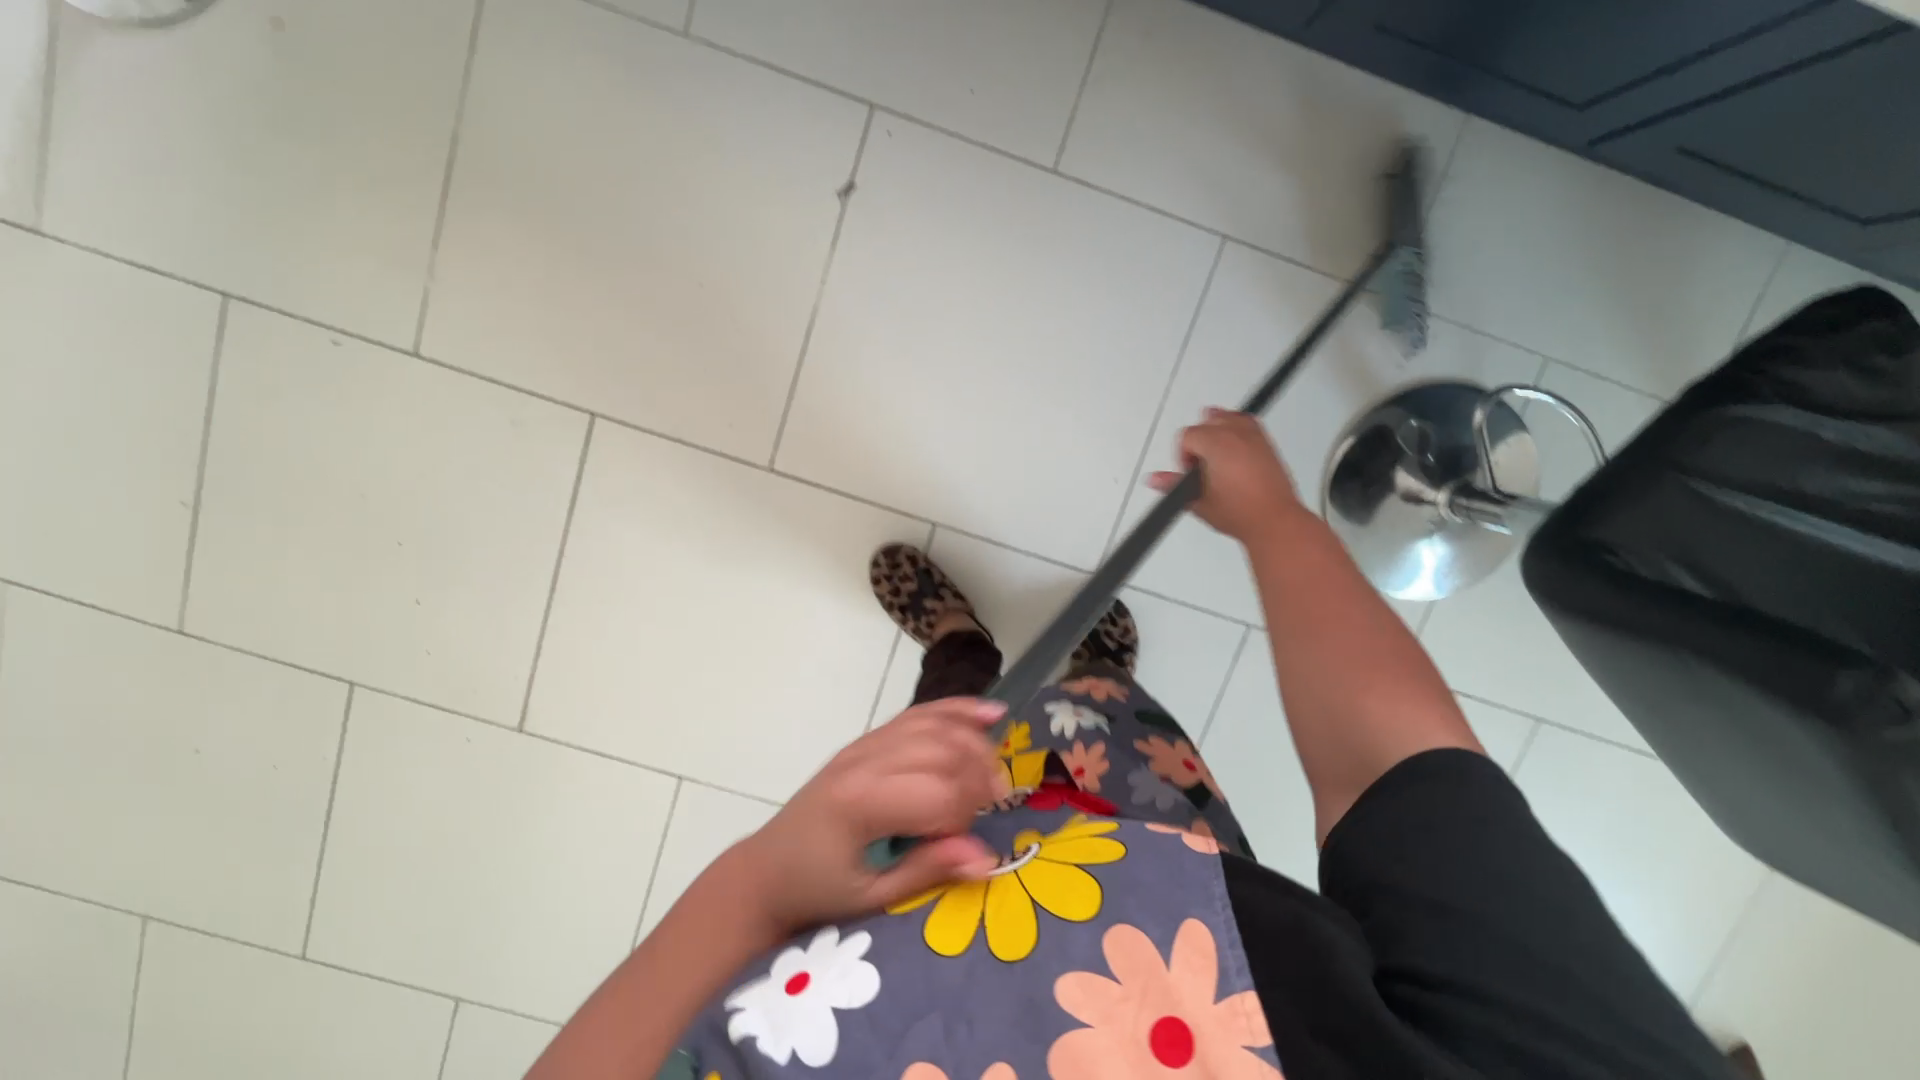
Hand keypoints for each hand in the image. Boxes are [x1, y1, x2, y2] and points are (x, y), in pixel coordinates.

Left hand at [724, 698, 1007, 936]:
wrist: (766, 870)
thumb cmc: (818, 891)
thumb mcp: (871, 897)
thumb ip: (927, 871)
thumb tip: (987, 857)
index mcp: (860, 804)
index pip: (936, 794)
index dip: (966, 817)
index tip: (971, 844)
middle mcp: (864, 762)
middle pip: (941, 751)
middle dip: (979, 775)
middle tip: (997, 804)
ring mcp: (864, 745)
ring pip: (933, 726)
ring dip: (973, 743)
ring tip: (995, 774)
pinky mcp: (867, 741)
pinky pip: (916, 715)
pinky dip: (955, 711)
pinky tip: (990, 713)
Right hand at [1149, 407, 1304, 541]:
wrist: (1274, 521)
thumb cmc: (1241, 513)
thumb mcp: (1199, 502)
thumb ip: (1173, 485)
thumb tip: (1153, 479)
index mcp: (1216, 444)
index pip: (1187, 436)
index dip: (1183, 455)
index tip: (1190, 474)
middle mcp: (1235, 434)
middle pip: (1205, 422)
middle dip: (1198, 442)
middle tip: (1201, 468)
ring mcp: (1253, 436)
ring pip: (1227, 417)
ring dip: (1216, 430)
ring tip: (1215, 454)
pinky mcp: (1267, 444)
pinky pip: (1247, 422)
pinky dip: (1237, 427)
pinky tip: (1234, 444)